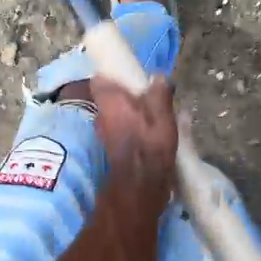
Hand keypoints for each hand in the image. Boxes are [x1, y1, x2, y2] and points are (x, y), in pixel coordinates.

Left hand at [92, 75, 177, 203]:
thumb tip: (158, 77)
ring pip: (115, 114)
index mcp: (108, 99)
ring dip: (129, 113)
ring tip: (152, 114)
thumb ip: (159, 91)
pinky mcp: (112, 149)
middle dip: (125, 95)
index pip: (99, 79)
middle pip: (109, 97)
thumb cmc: (149, 144)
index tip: (128, 74)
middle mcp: (100, 114)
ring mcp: (103, 133)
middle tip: (147, 94)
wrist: (141, 186)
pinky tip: (150, 133)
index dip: (111, 74)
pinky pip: (120, 129)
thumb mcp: (161, 113)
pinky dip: (131, 128)